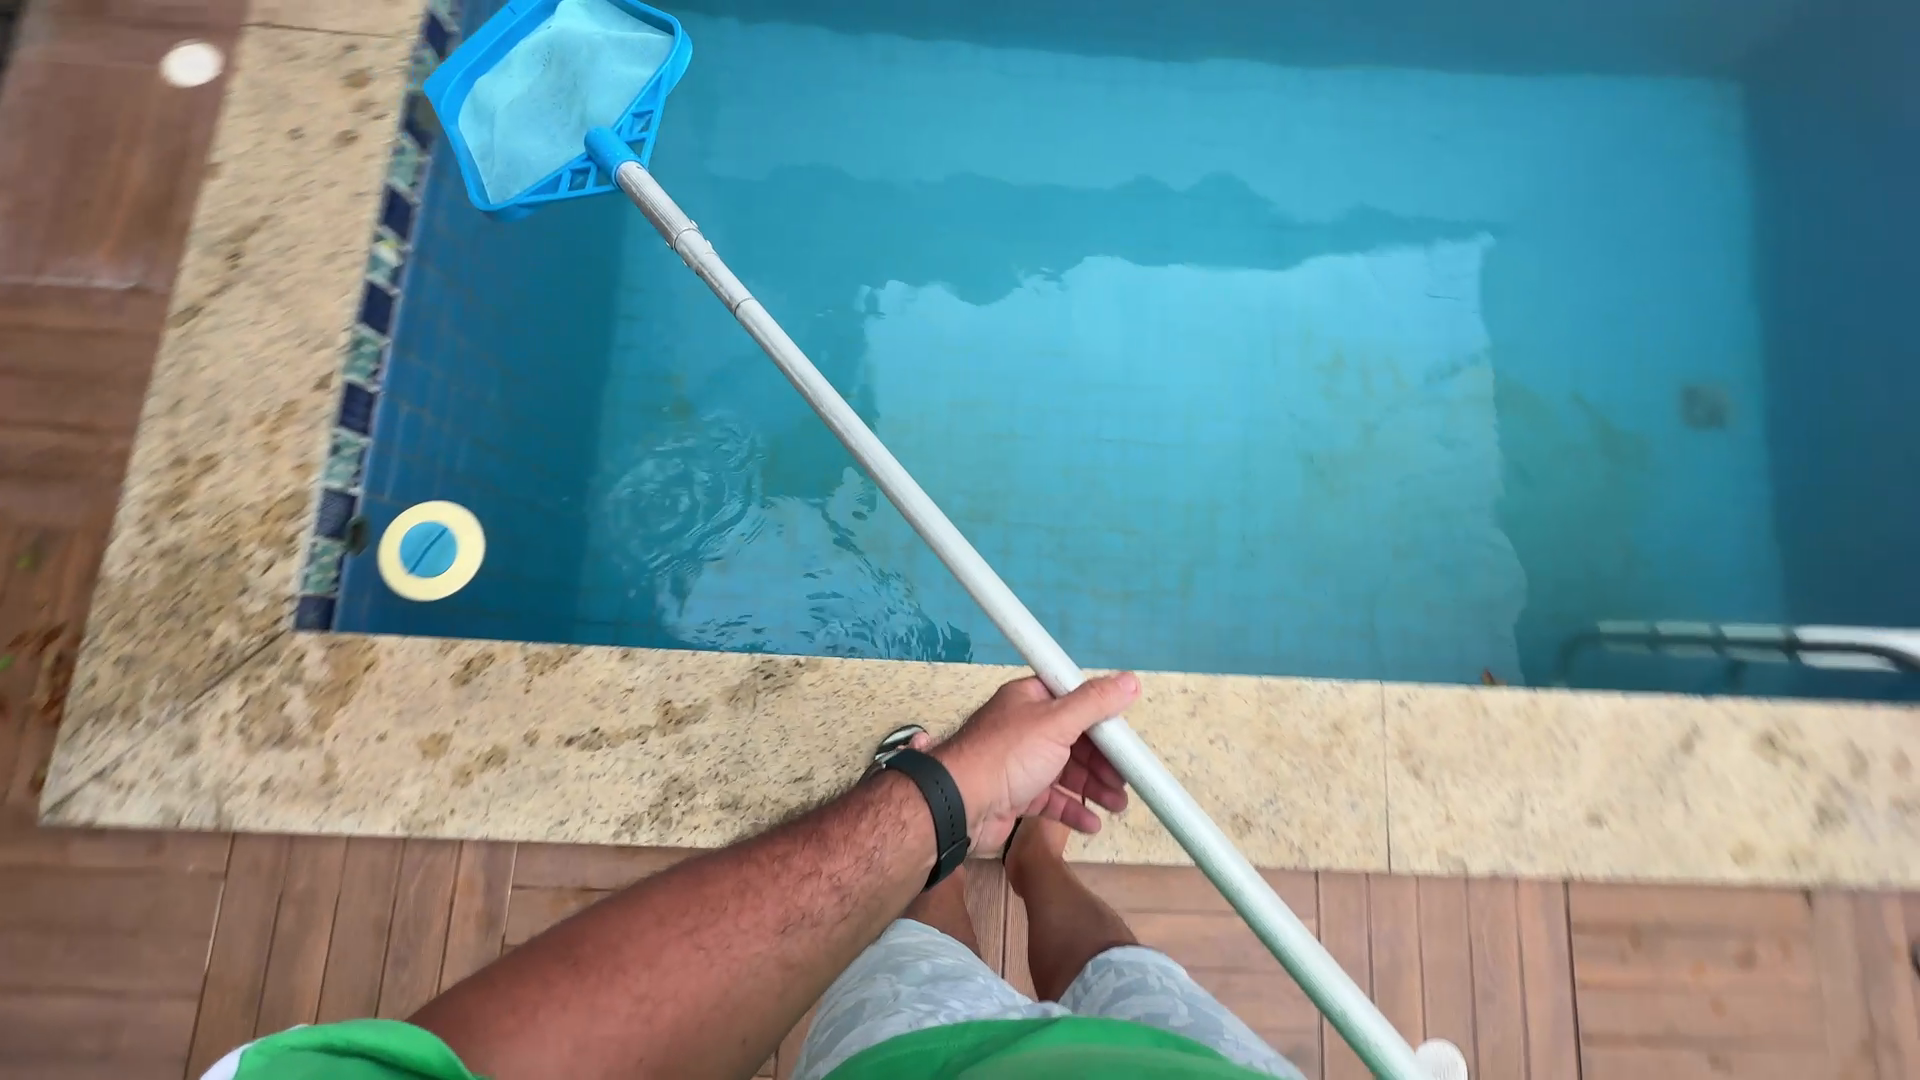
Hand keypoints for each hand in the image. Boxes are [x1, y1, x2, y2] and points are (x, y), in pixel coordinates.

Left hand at [930, 672, 1138, 851]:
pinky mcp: (1016, 795)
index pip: (1074, 701)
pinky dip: (1072, 810)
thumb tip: (1130, 681)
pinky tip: (1092, 823)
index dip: (1101, 718)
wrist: (960, 803)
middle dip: (1102, 760)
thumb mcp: (1056, 721)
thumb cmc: (1008, 754)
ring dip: (1093, 787)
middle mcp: (1025, 727)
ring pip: (1065, 771)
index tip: (1125, 738)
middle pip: (1074, 739)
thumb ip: (1094, 703)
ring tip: (1118, 805)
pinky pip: (1051, 799)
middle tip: (1127, 780)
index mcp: (1030, 699)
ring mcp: (1020, 763)